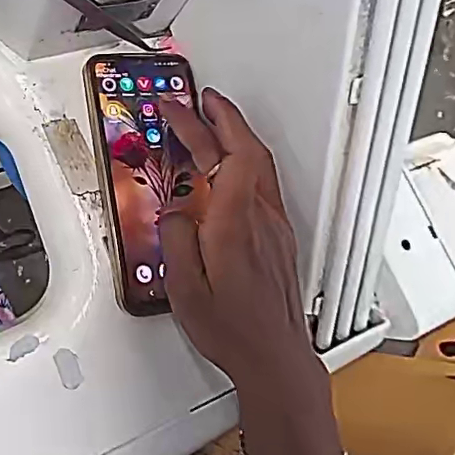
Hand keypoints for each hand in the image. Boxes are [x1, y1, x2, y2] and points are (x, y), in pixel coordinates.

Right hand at [158, 88, 319, 387]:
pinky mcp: (279, 234)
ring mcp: (274, 224)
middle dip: (221, 115)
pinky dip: (247, 155)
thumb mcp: (185, 289)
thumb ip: (177, 239)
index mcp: (234, 224)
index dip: (200, 124)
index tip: (177, 107)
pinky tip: (234, 160)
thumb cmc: (234, 329)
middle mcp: (260, 217)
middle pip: (246, 148)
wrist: (275, 356)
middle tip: (198, 98)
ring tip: (216, 117)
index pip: (221, 154)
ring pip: (260, 161)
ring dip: (238, 132)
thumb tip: (176, 211)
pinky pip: (264, 180)